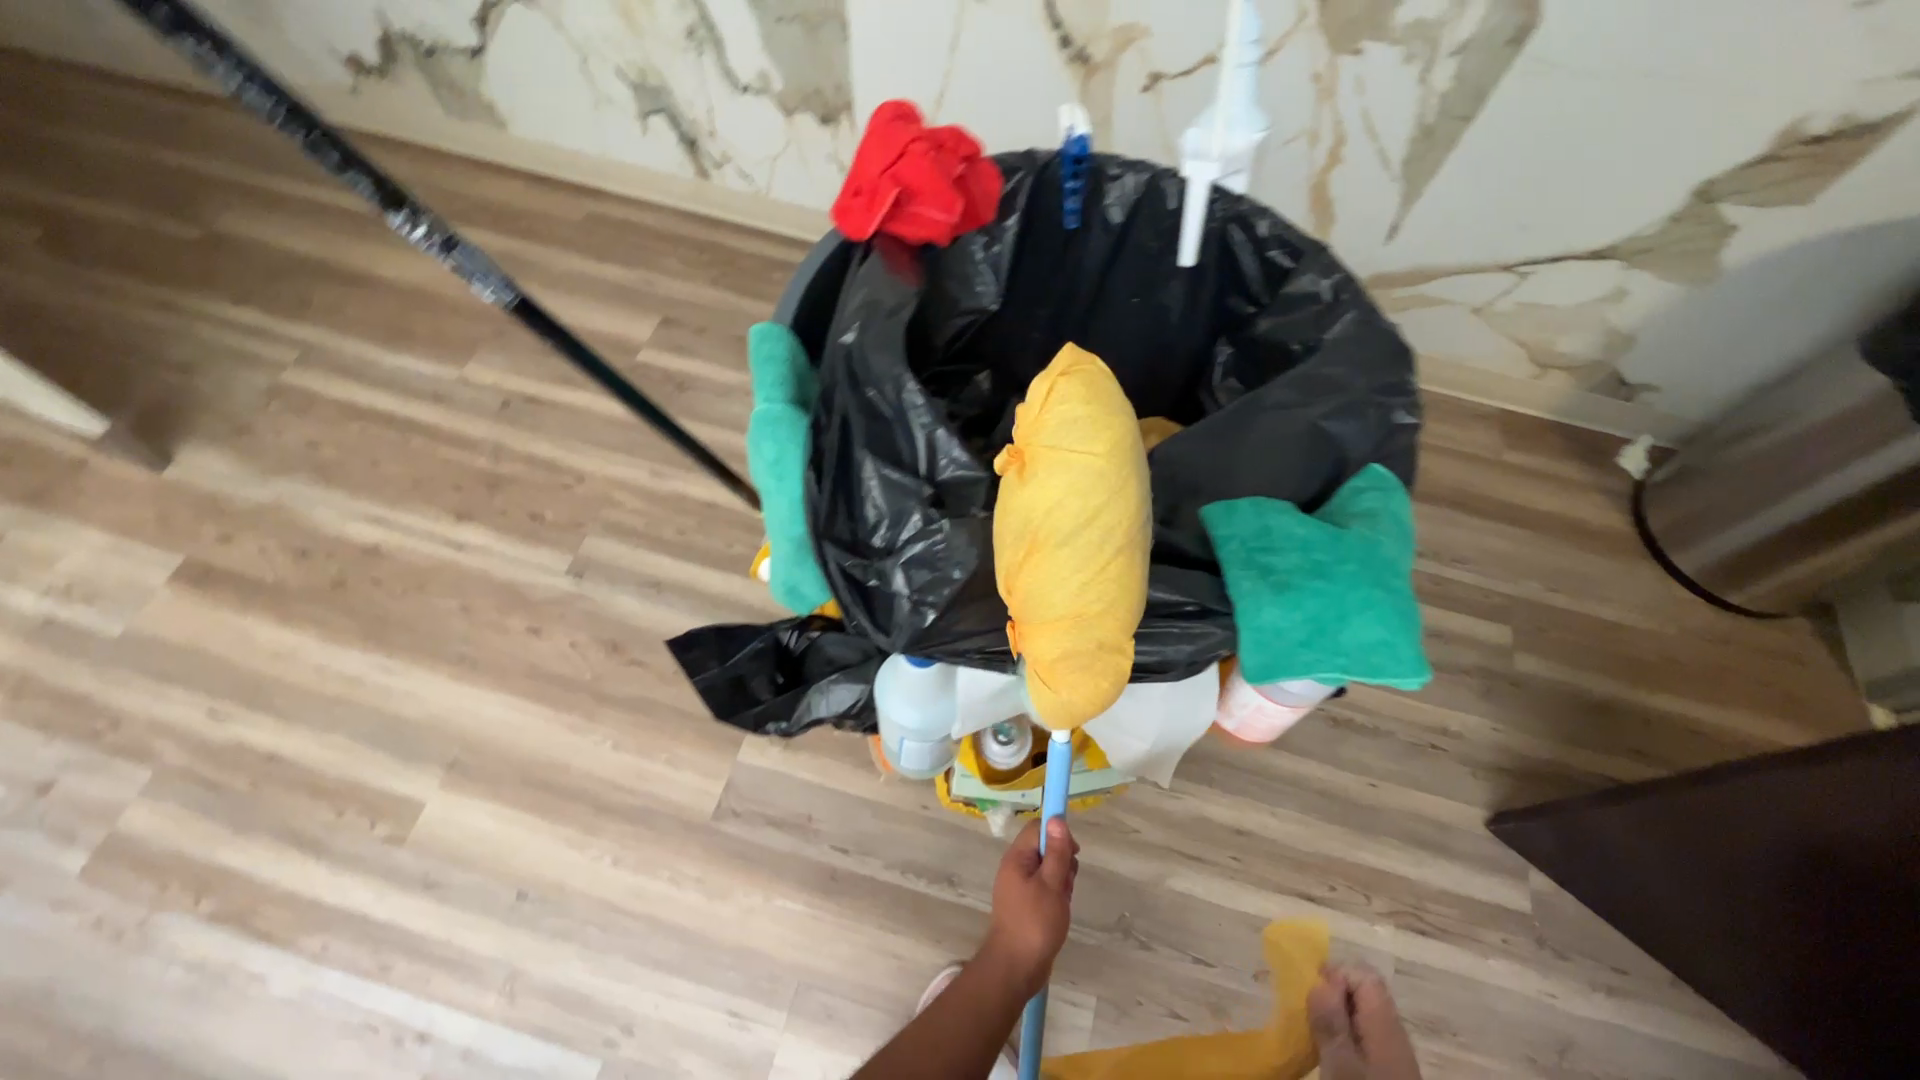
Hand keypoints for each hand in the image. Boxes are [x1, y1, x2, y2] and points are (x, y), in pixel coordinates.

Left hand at [979, 818, 1077, 997]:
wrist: (1016, 967)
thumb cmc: (1035, 923)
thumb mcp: (1052, 884)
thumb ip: (1056, 852)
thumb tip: (1057, 819)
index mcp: (1016, 858)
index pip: (1037, 829)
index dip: (1057, 834)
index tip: (1073, 852)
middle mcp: (1015, 868)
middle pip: (1044, 848)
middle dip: (1063, 862)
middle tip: (1066, 884)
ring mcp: (1020, 887)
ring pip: (1048, 870)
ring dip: (1062, 881)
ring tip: (1063, 902)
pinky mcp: (1026, 904)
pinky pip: (1045, 888)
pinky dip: (1056, 896)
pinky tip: (1060, 911)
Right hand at [1308, 963, 1423, 1079]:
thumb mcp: (1341, 1067)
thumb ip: (1331, 1022)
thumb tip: (1320, 980)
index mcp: (1385, 1024)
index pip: (1364, 975)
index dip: (1335, 975)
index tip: (1309, 994)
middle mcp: (1394, 1031)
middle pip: (1366, 991)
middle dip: (1334, 992)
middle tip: (1308, 1012)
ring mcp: (1395, 1050)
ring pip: (1365, 1012)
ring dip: (1338, 1013)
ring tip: (1316, 1033)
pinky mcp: (1391, 1067)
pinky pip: (1367, 1033)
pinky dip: (1347, 1033)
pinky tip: (1334, 1054)